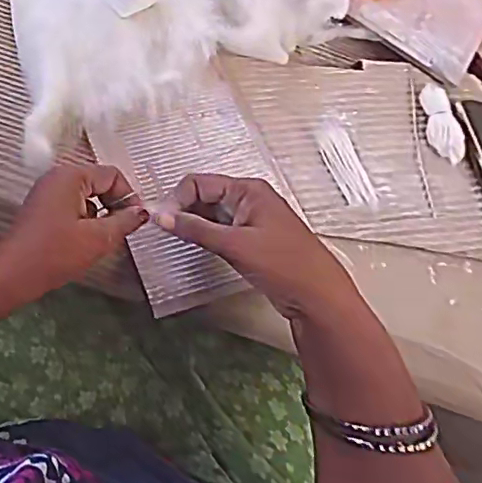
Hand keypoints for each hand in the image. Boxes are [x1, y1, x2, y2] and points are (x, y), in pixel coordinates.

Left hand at [0, 164, 147, 292]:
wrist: (13, 273)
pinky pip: (72, 205)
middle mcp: (57, 177)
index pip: (112, 175)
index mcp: (70, 176)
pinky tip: (86, 241)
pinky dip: (84, 219)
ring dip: (100, 214)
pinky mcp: (42, 207)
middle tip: (122, 231)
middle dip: (114, 205)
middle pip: (98, 182)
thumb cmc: (55, 253)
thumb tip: (141, 212)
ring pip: (86, 196)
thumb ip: (124, 221)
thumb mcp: (97, 239)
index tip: (136, 221)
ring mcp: (47, 191)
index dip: (128, 196)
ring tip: (104, 239)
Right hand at [153, 173, 357, 320]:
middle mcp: (249, 199)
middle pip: (202, 196)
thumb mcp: (234, 244)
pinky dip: (205, 235)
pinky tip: (197, 247)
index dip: (178, 200)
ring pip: (209, 213)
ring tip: (181, 240)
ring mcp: (250, 218)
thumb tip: (162, 216)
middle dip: (183, 211)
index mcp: (248, 190)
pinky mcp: (250, 238)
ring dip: (194, 225)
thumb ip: (195, 228)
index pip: (198, 183)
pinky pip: (219, 229)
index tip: (165, 221)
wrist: (319, 299)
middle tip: (169, 231)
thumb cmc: (286, 265)